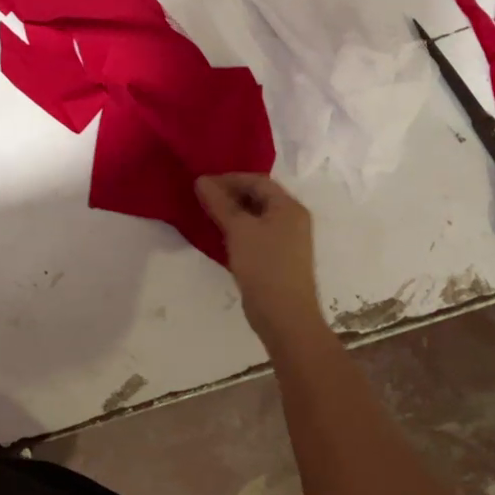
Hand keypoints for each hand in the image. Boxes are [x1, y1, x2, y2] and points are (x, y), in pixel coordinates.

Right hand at [196, 173, 324, 343]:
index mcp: (289, 207)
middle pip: (258, 196)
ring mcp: (287, 240)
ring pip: (255, 216)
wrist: (284, 316)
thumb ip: (220, 202)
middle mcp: (292, 219)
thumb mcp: (239, 229)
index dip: (229, 179)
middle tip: (202, 198)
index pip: (257, 180)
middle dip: (229, 194)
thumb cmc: (264, 266)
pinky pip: (255, 233)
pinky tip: (219, 235)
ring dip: (232, 212)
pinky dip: (237, 229)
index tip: (202, 184)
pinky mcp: (278, 257)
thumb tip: (201, 180)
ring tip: (206, 214)